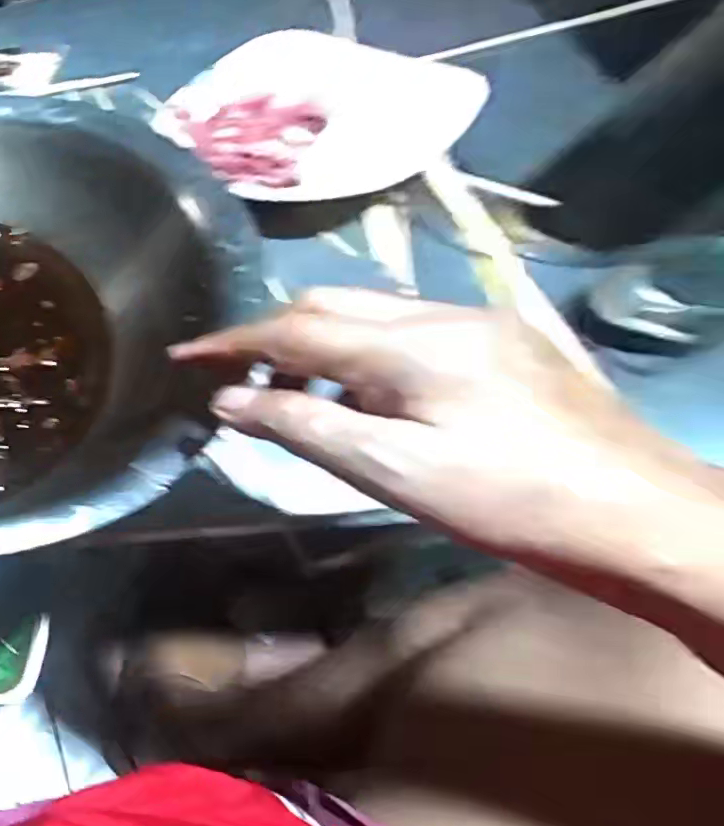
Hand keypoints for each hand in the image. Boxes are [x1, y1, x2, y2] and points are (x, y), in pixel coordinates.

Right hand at [169, 288, 722, 572]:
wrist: (645, 521)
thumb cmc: (503, 500)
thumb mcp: (382, 467)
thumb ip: (295, 423)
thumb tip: (225, 399)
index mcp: (415, 346)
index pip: (296, 328)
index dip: (230, 342)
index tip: (181, 356)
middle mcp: (445, 319)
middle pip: (327, 303)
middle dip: (266, 335)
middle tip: (229, 378)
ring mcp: (478, 327)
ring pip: (362, 314)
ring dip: (308, 344)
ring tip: (282, 394)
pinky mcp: (497, 346)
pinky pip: (396, 332)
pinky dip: (349, 354)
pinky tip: (348, 397)